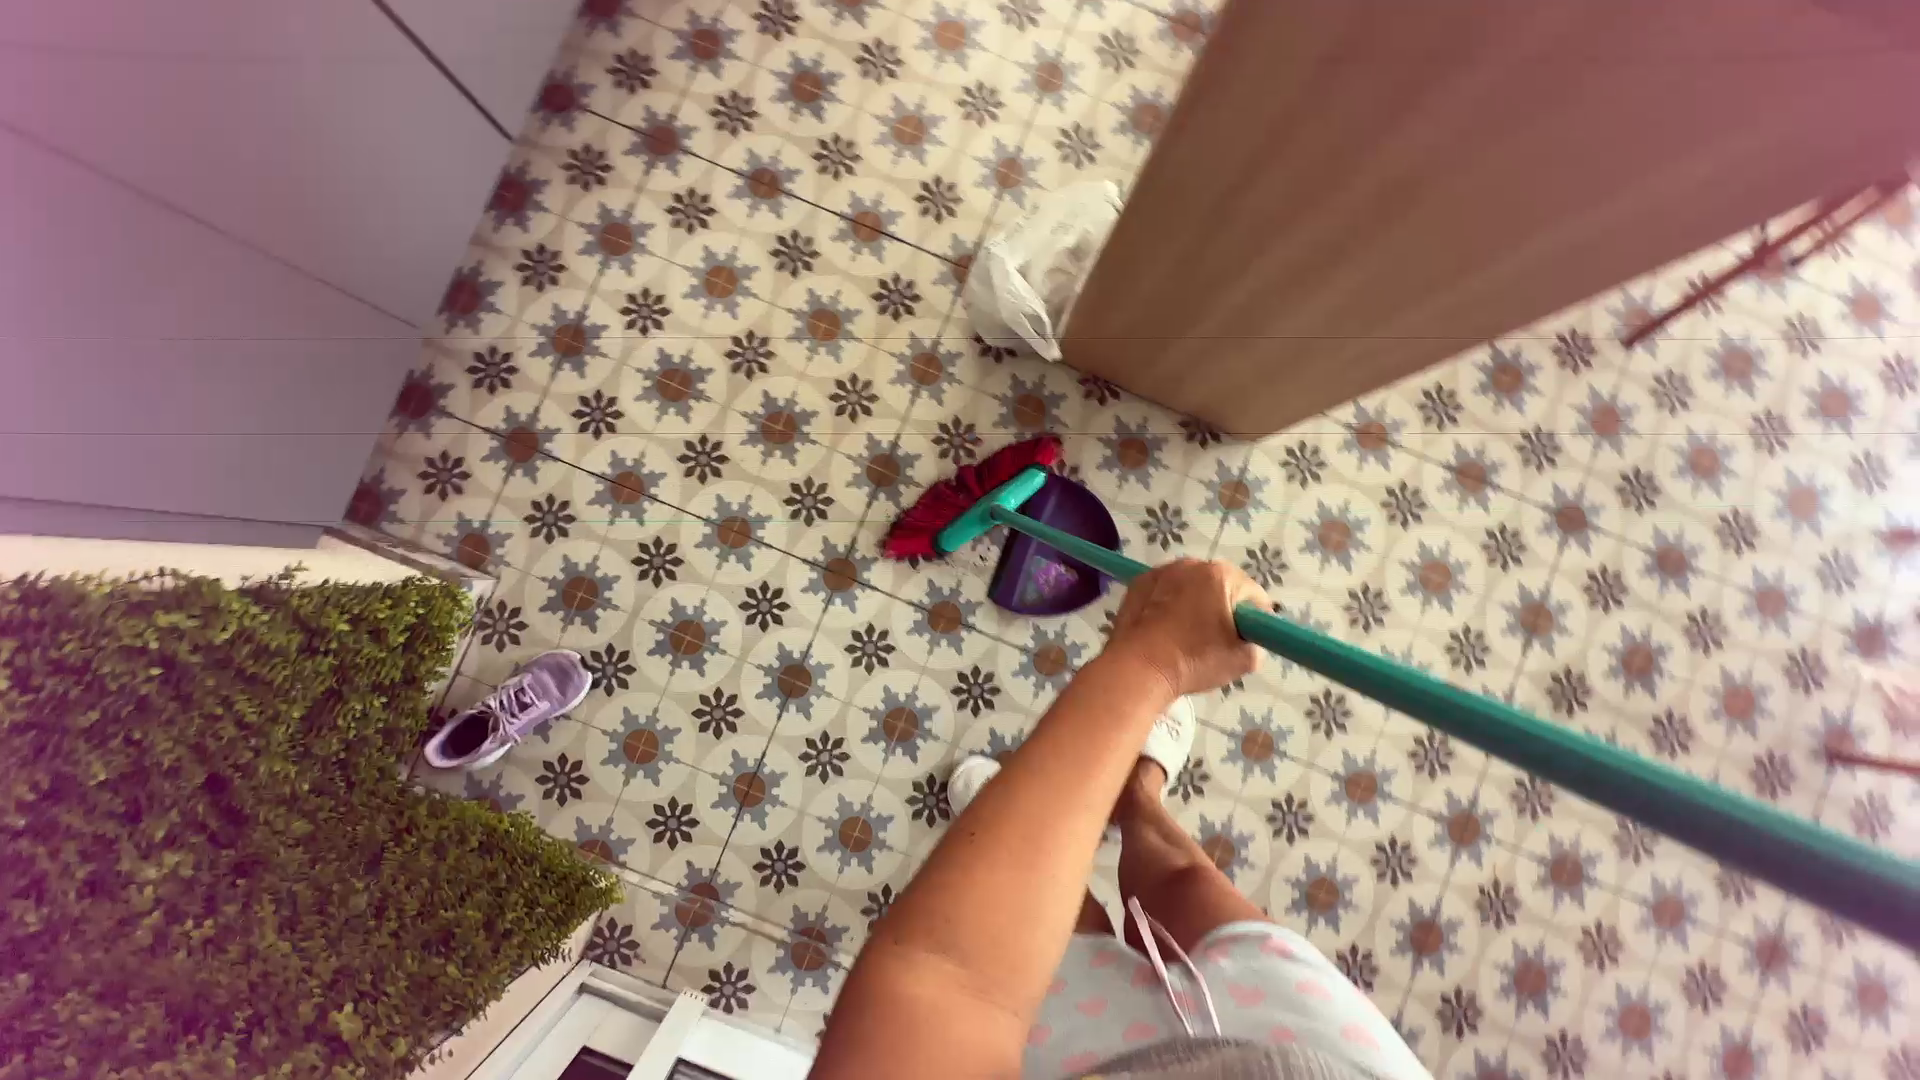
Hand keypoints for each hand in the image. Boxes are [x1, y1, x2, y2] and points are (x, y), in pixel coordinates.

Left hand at [1104, 558, 1268, 696]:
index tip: (1248, 639)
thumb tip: (1248, 640)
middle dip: (1224, 607)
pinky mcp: (1138, 583)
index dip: (1257, 619)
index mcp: (1221, 576)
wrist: (1137, 668)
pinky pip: (1165, 590)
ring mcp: (1161, 572)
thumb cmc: (1193, 661)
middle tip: (1218, 638)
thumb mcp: (1243, 661)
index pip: (1253, 595)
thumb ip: (1256, 644)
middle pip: (1221, 585)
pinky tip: (1165, 627)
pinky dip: (1169, 603)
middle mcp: (1191, 564)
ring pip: (1191, 586)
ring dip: (1195, 602)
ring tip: (1188, 634)